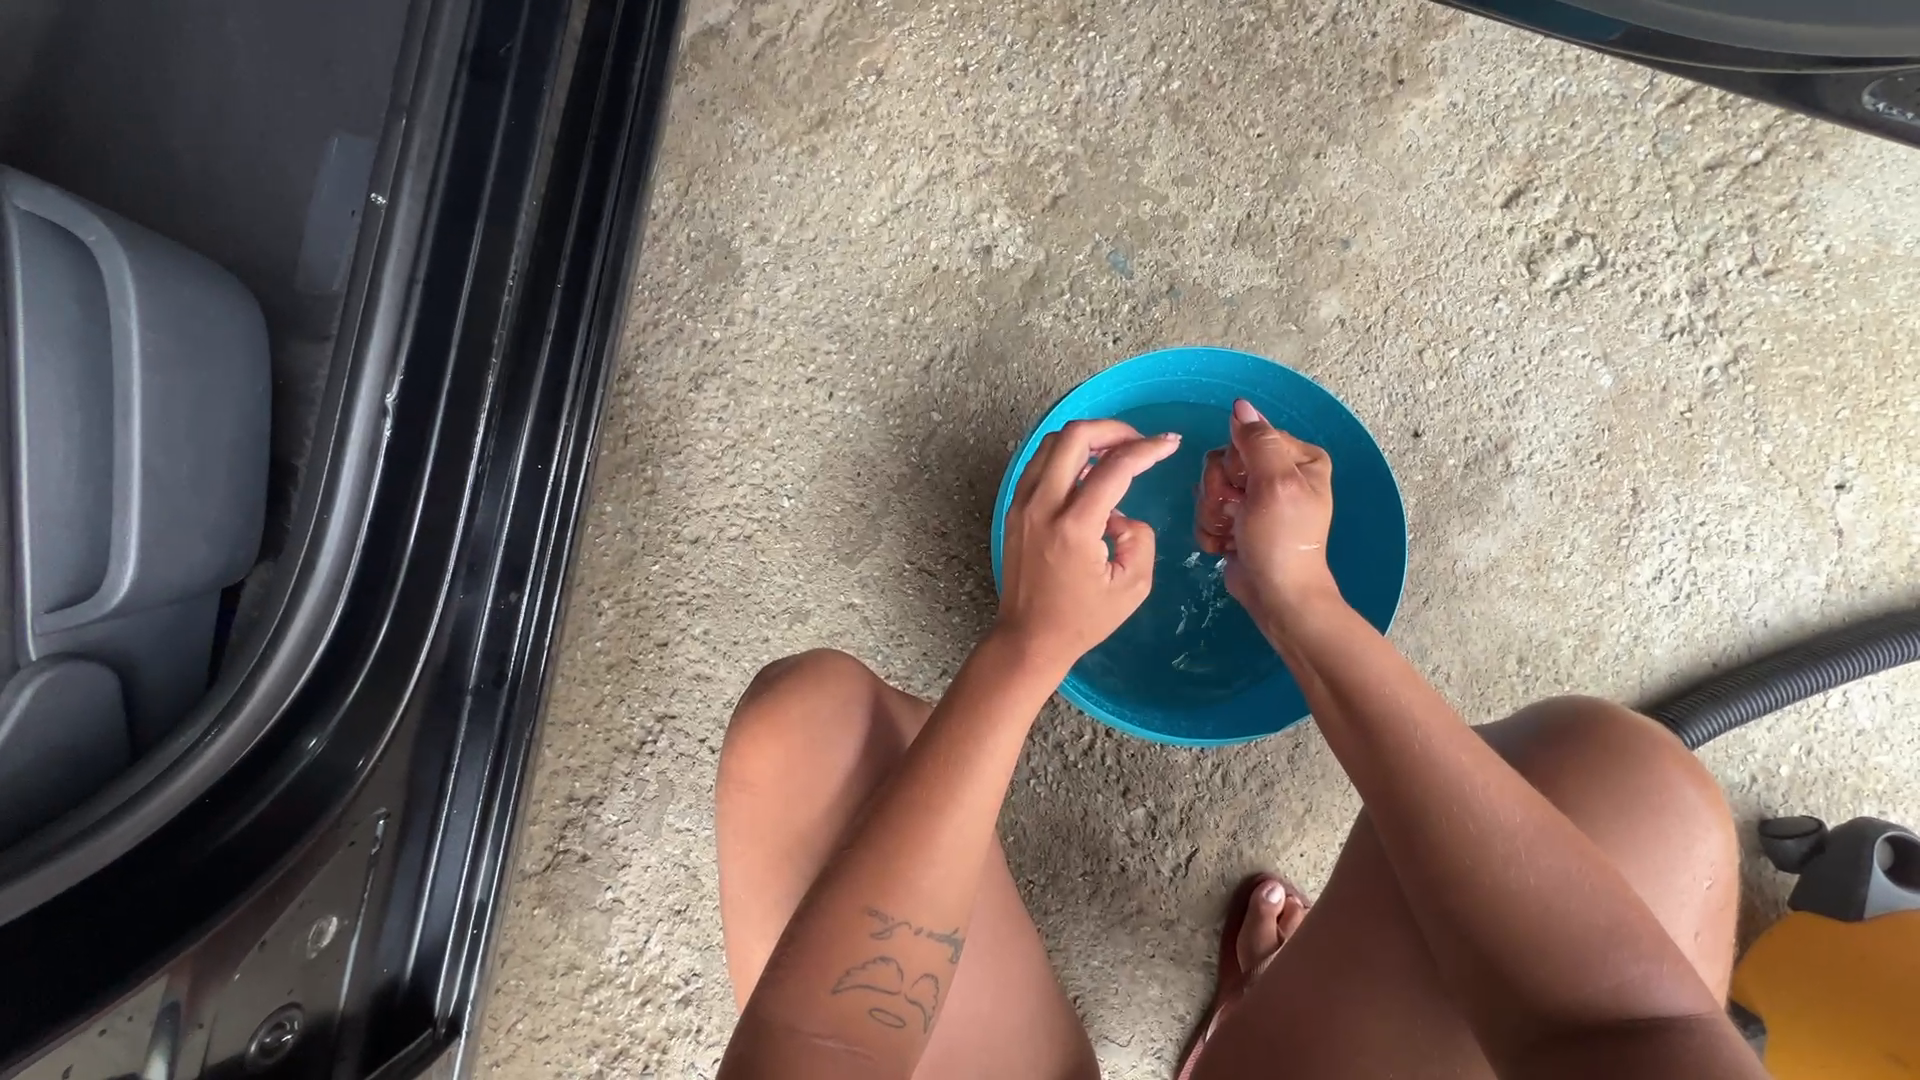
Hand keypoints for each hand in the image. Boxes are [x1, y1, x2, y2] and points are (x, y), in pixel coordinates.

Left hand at [998, 419, 1180, 672]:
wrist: (1029, 638)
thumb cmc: (1082, 619)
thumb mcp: (1132, 586)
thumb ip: (1139, 538)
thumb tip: (1121, 514)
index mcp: (1074, 527)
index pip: (1114, 468)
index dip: (1147, 449)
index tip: (1169, 443)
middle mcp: (1042, 507)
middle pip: (1073, 436)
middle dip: (1112, 429)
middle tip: (1137, 441)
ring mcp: (1022, 506)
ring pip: (1050, 444)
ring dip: (1085, 439)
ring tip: (1113, 454)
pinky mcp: (1013, 510)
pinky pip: (1038, 464)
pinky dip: (1064, 456)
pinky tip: (1085, 472)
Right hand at [1194, 400, 1337, 622]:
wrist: (1275, 593)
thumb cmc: (1281, 539)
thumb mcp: (1275, 483)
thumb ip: (1257, 441)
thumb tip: (1240, 405)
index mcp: (1298, 458)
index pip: (1246, 438)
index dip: (1237, 463)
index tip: (1246, 489)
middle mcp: (1278, 473)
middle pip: (1222, 461)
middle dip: (1220, 490)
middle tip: (1237, 512)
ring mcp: (1254, 498)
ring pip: (1209, 487)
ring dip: (1212, 513)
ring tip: (1232, 532)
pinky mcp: (1236, 520)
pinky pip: (1206, 510)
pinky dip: (1211, 529)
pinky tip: (1226, 544)